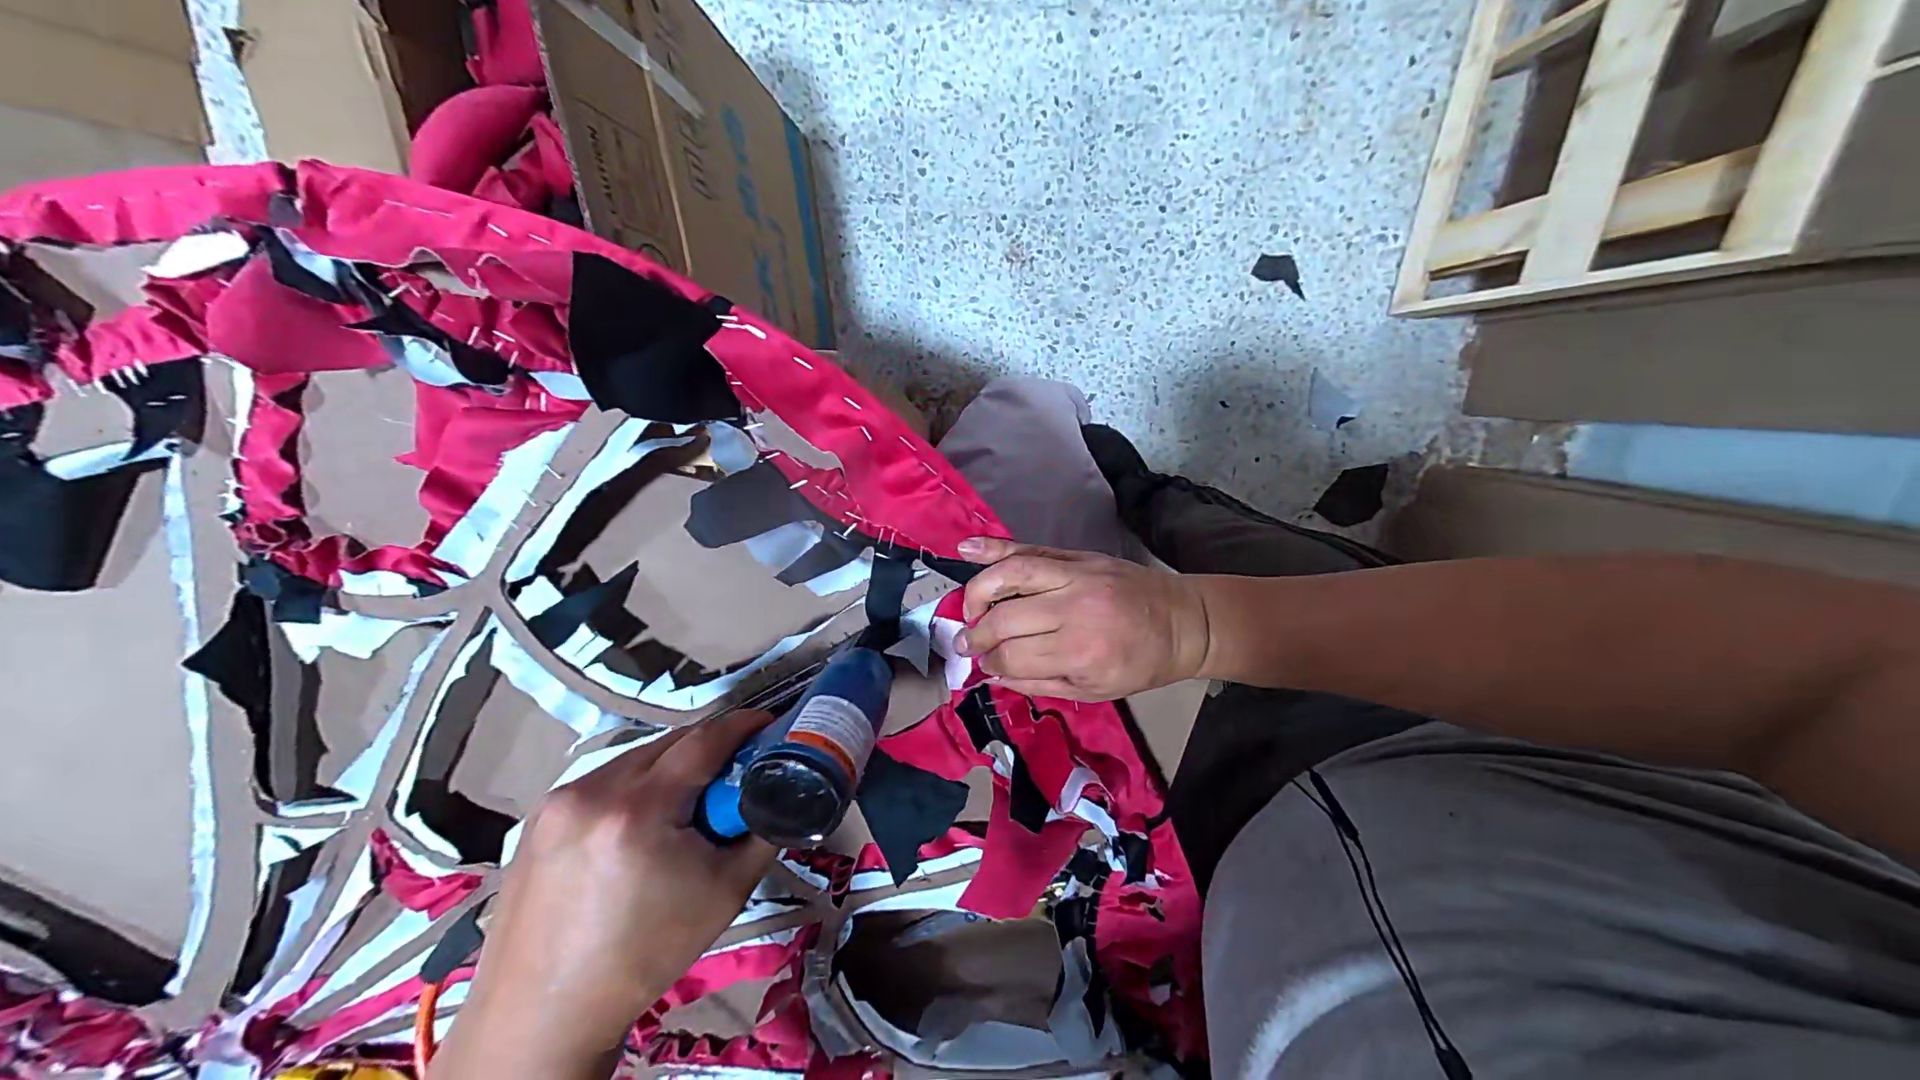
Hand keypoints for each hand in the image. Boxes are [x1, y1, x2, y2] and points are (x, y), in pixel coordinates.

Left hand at [432, 710, 777, 1079]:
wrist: (545, 1013)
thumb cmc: (646, 954)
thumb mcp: (727, 892)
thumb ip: (762, 830)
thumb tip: (779, 794)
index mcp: (639, 808)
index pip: (704, 739)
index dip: (742, 724)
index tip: (769, 724)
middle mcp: (593, 790)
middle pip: (669, 743)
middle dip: (709, 747)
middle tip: (736, 771)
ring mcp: (559, 801)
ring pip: (635, 759)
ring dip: (671, 766)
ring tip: (689, 803)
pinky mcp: (539, 817)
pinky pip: (604, 780)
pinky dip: (635, 785)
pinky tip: (643, 822)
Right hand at [954, 537, 1210, 700]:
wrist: (1183, 621)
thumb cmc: (1141, 663)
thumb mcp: (1094, 691)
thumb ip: (1038, 683)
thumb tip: (991, 674)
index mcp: (1081, 653)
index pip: (1013, 657)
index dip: (990, 663)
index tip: (984, 665)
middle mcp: (1074, 611)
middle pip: (1004, 620)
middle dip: (976, 634)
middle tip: (967, 642)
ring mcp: (1074, 576)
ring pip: (1009, 576)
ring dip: (978, 592)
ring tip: (970, 609)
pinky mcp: (1076, 556)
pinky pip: (1028, 548)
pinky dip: (994, 546)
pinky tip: (966, 548)